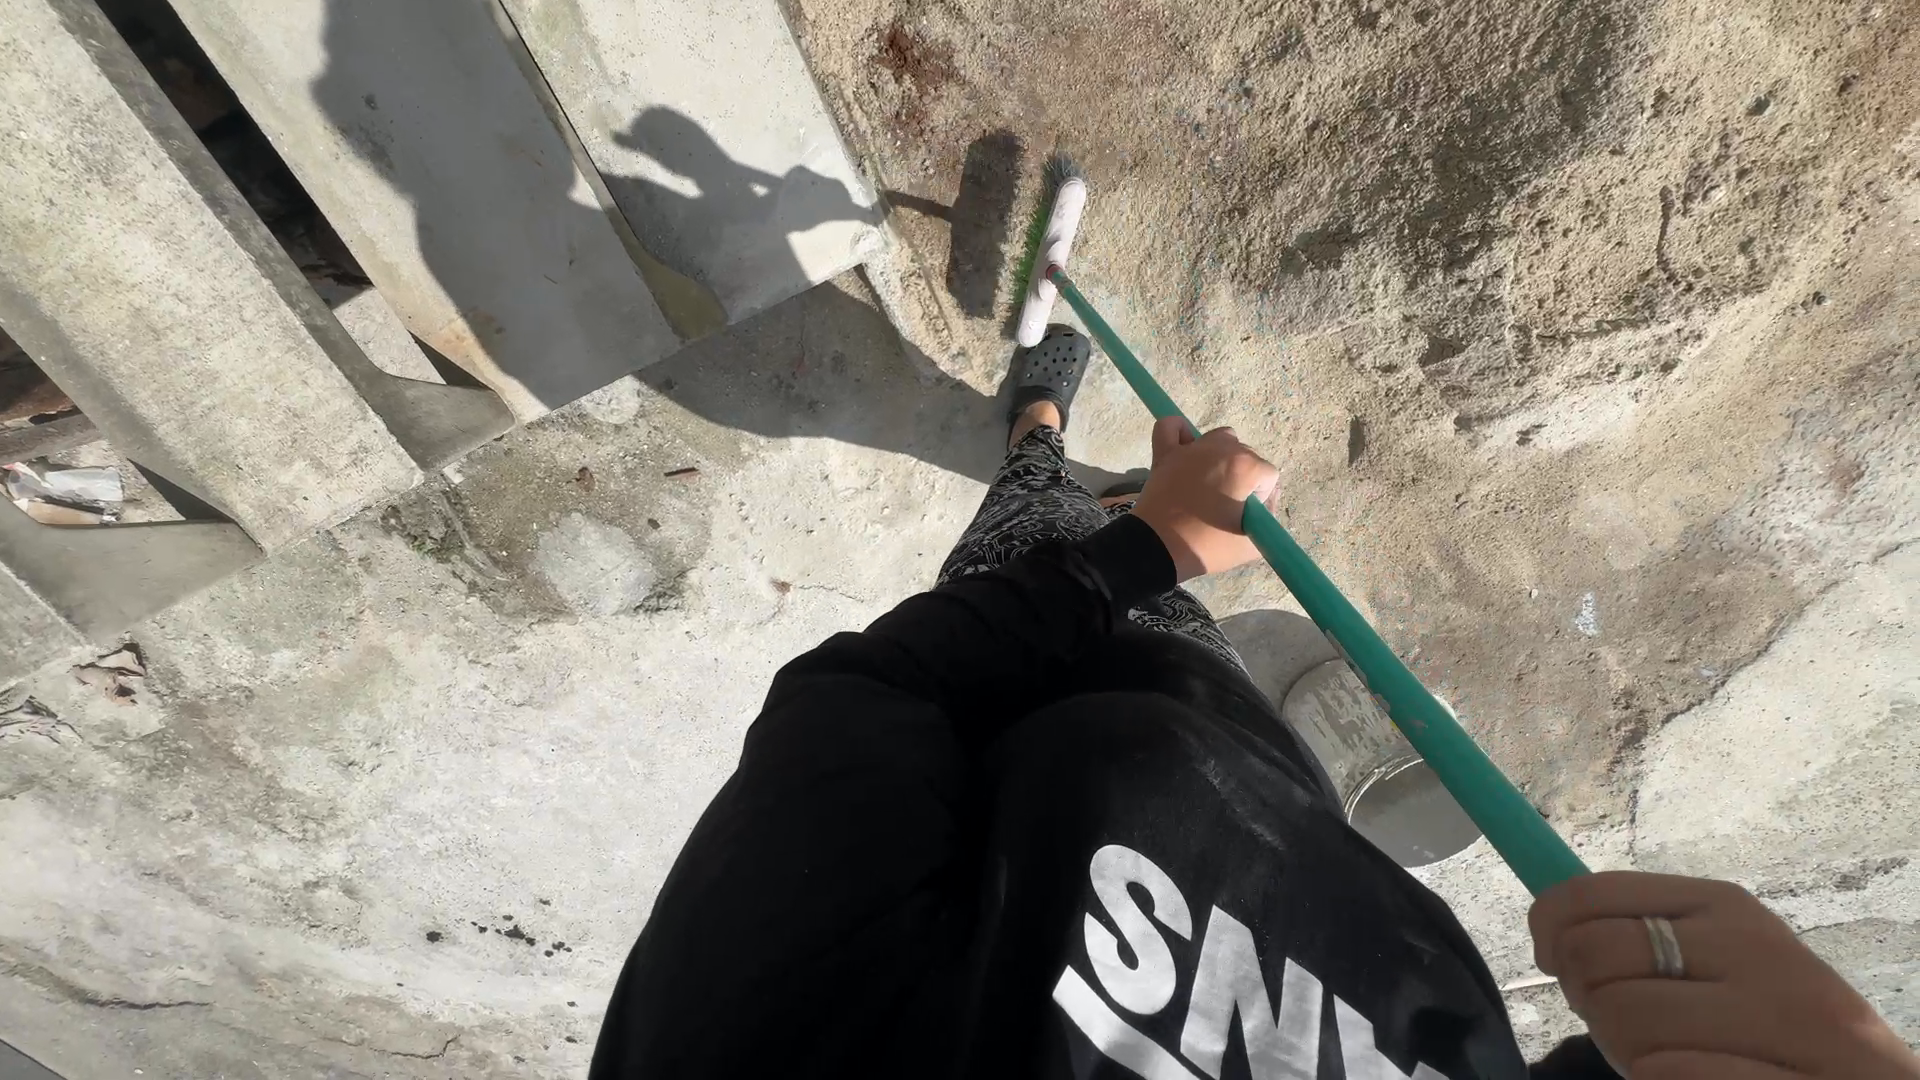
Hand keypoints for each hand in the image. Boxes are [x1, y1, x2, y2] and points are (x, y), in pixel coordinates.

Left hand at [1129, 416, 1278, 582]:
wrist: (1157, 549)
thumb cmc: (1206, 547)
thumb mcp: (1251, 543)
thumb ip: (1268, 517)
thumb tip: (1261, 502)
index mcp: (1245, 467)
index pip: (1268, 475)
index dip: (1260, 498)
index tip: (1244, 516)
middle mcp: (1220, 449)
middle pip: (1245, 455)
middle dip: (1241, 479)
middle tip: (1225, 506)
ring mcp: (1190, 450)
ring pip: (1218, 437)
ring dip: (1220, 455)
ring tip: (1210, 482)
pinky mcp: (1164, 455)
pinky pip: (1170, 428)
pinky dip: (1178, 433)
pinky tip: (1184, 449)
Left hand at [1529, 871, 1919, 1077]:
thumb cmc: (1764, 1027)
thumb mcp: (1704, 961)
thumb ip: (1631, 934)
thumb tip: (1547, 934)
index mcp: (1724, 906)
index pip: (1588, 895)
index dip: (1548, 931)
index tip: (1551, 961)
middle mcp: (1764, 950)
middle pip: (1594, 953)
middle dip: (1583, 993)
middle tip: (1612, 1020)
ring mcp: (1801, 1023)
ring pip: (1625, 1018)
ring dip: (1619, 1046)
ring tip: (1657, 1056)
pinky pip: (1673, 1074)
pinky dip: (1657, 1079)